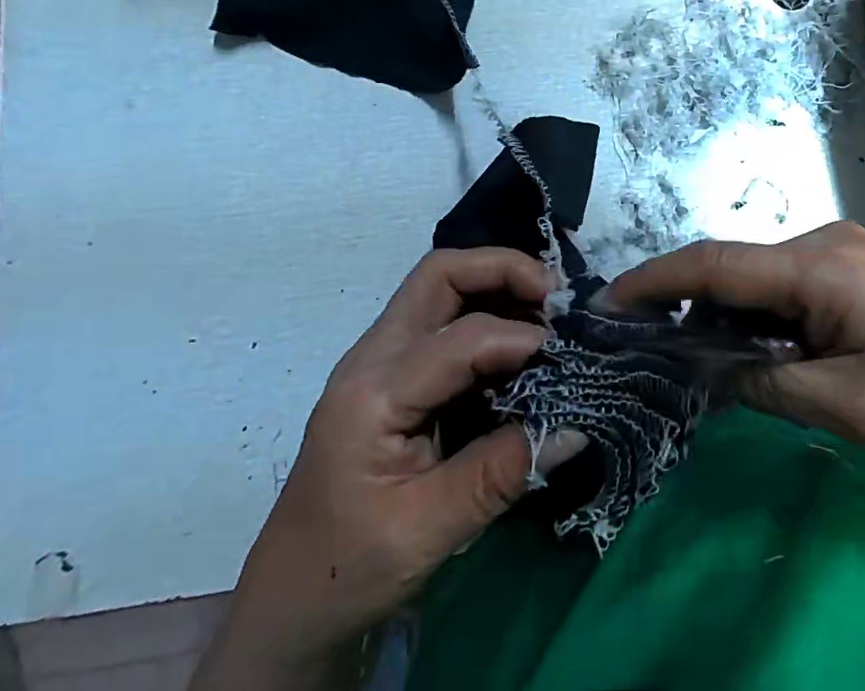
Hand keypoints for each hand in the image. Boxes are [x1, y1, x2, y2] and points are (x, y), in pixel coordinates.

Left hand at [193, 248, 585, 689]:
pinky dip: (486, 322)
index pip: (459, 339)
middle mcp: (372, 358)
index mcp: (373, 392)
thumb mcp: (427, 530)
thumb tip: (573, 426)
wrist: (291, 595)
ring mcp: (379, 364)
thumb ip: (500, 473)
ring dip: (495, 290)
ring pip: (439, 292)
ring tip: (548, 316)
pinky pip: (442, 327)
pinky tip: (521, 351)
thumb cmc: (347, 567)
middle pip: (438, 277)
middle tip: (558, 298)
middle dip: (501, 270)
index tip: (569, 360)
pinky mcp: (393, 380)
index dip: (519, 339)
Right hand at [605, 223, 864, 493]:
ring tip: (691, 359)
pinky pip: (785, 287)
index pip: (711, 264)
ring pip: (755, 279)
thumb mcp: (848, 408)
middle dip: (679, 303)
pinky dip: (754, 316)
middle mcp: (825, 243)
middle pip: (729, 268)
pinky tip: (749, 351)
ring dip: (719, 314)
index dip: (650, 281)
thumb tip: (695, 367)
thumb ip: (759, 381)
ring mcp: (844, 253)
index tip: (603, 305)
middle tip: (640, 347)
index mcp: (820, 267)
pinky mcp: (857, 272)